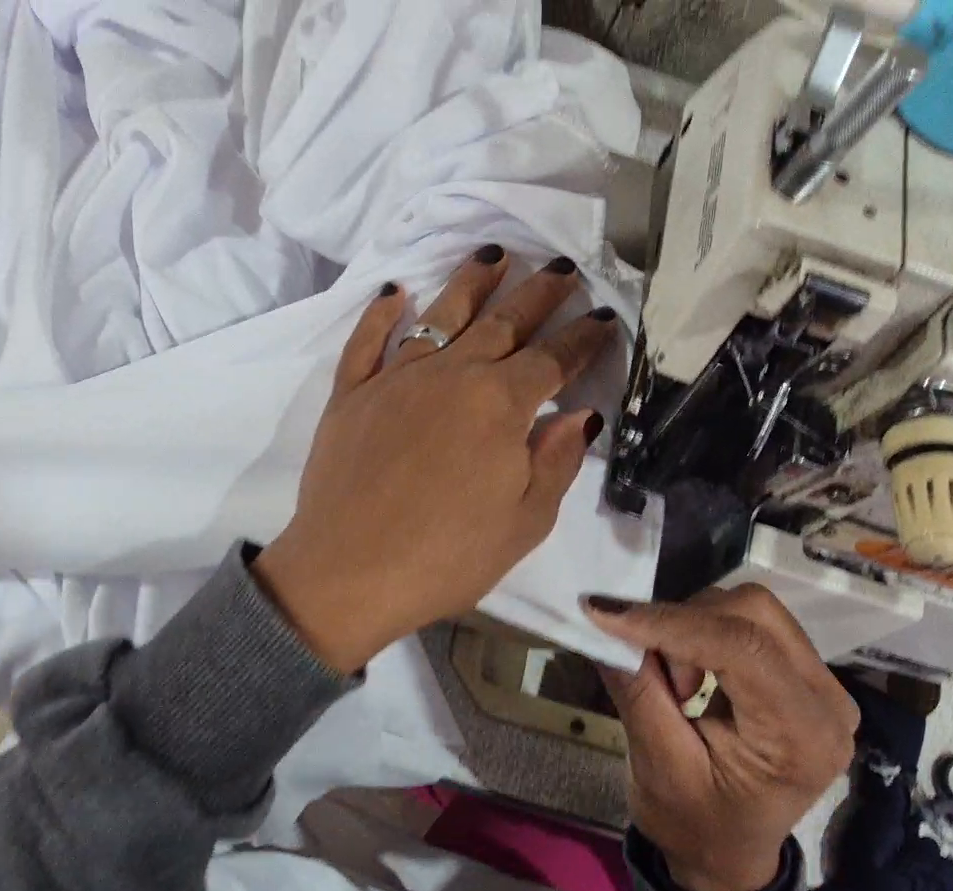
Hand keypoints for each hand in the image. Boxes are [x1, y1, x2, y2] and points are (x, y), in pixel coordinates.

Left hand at [254, 246, 619, 671]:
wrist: (348, 573)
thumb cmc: (445, 558)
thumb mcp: (523, 523)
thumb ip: (555, 462)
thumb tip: (579, 415)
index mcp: (500, 405)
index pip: (553, 359)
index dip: (583, 338)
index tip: (604, 317)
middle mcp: (450, 376)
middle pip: (502, 323)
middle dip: (538, 293)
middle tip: (561, 268)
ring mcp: (394, 380)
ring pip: (439, 317)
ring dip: (470, 283)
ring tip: (492, 254)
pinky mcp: (349, 395)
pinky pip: (366, 342)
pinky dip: (381, 314)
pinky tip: (396, 293)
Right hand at [584, 586, 858, 890]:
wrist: (726, 852)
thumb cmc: (692, 822)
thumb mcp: (657, 766)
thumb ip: (638, 691)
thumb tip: (605, 626)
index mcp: (801, 736)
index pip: (741, 648)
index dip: (668, 622)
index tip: (602, 614)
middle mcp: (829, 701)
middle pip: (754, 614)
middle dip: (684, 624)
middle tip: (651, 670)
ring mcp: (825, 685)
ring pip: (752, 609)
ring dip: (694, 626)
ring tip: (675, 682)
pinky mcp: (806, 674)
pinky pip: (753, 623)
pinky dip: (705, 631)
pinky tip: (691, 672)